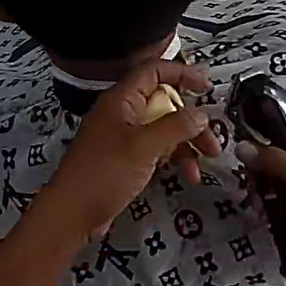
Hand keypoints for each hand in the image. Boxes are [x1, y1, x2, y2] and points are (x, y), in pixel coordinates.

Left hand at [34, 61, 222, 244]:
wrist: (71, 214)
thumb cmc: (104, 173)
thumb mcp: (144, 147)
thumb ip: (176, 126)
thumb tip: (201, 114)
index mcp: (122, 100)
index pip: (155, 71)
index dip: (183, 73)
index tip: (208, 88)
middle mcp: (123, 113)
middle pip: (166, 103)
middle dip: (193, 120)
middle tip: (214, 140)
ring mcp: (124, 137)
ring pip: (165, 129)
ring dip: (188, 142)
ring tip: (208, 160)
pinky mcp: (126, 159)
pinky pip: (157, 150)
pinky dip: (175, 158)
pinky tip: (189, 176)